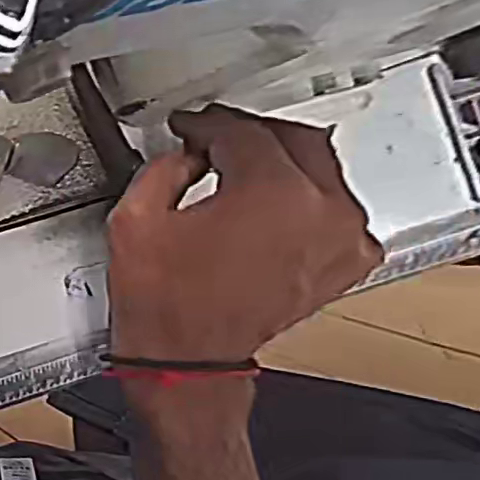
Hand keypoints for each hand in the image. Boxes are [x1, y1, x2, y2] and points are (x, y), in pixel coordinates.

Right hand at [107, 105, 382, 364]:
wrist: (185, 355)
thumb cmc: (162, 300)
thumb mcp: (132, 222)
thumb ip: (161, 171)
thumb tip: (184, 158)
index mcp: (271, 193)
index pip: (243, 133)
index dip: (208, 124)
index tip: (190, 126)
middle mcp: (323, 208)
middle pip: (297, 140)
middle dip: (250, 133)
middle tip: (215, 136)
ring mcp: (343, 236)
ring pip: (323, 172)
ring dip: (281, 161)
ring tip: (240, 167)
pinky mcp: (346, 260)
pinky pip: (335, 209)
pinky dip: (304, 197)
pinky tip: (271, 204)